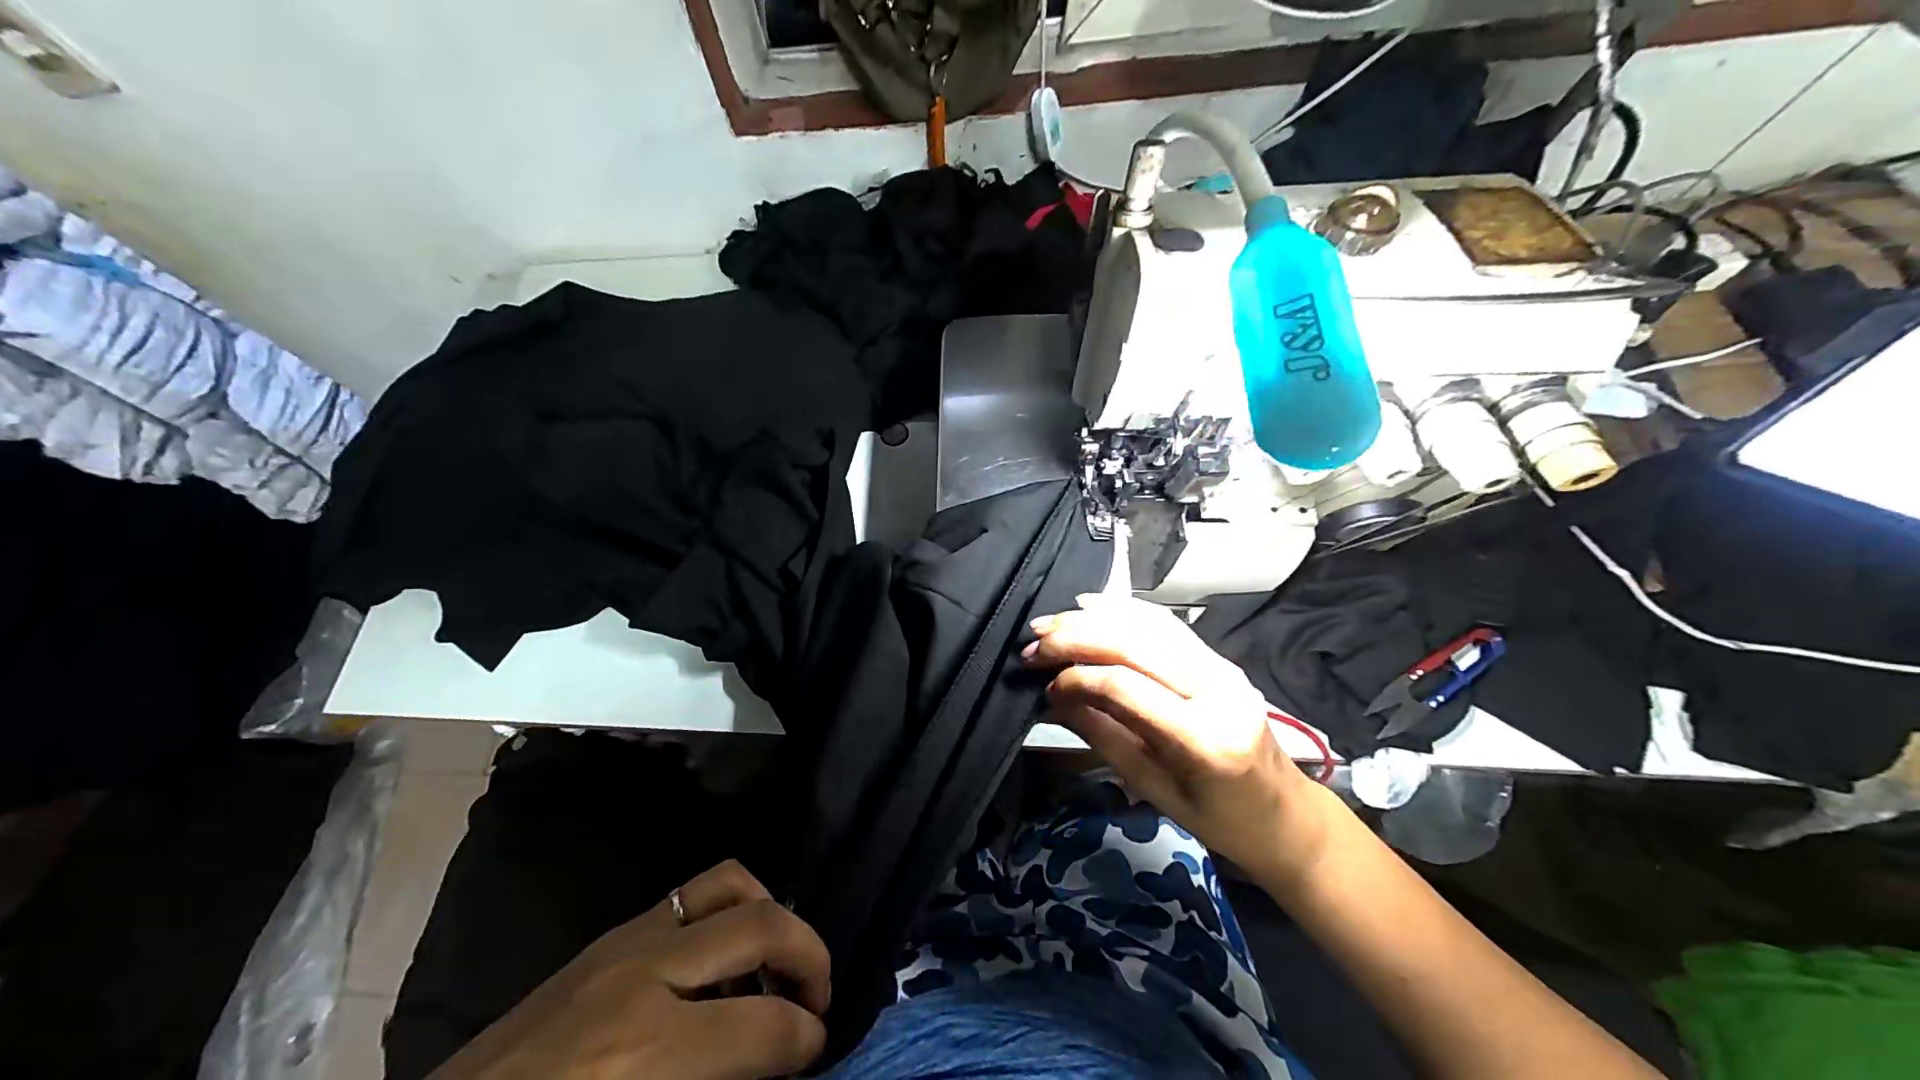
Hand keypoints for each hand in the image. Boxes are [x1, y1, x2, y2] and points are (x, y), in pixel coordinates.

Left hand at [431, 860, 829, 1079]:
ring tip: (776, 963)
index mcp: (646, 1049)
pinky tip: (722, 966)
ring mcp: (621, 943)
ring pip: (727, 882)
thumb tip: (778, 1057)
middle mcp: (641, 976)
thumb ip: (722, 1078)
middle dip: (810, 956)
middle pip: (760, 924)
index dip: (808, 1038)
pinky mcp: (607, 936)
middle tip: (815, 998)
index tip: (816, 1048)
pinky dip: (729, 915)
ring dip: (771, 914)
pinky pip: (689, 896)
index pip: (766, 1024)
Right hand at [1025, 594, 1331, 878]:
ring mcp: (1223, 668)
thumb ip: (1103, 736)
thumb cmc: (1220, 820)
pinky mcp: (1220, 660)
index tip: (1044, 684)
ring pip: (1151, 624)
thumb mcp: (1154, 790)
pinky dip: (1125, 611)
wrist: (1285, 815)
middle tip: (1034, 643)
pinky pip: (1167, 624)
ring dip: (1096, 618)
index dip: (1077, 678)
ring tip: (1052, 623)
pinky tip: (1093, 606)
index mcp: (1204, 736)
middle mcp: (1218, 689)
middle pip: (1137, 643)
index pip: (1126, 686)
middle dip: (1077, 637)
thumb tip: (1054, 698)